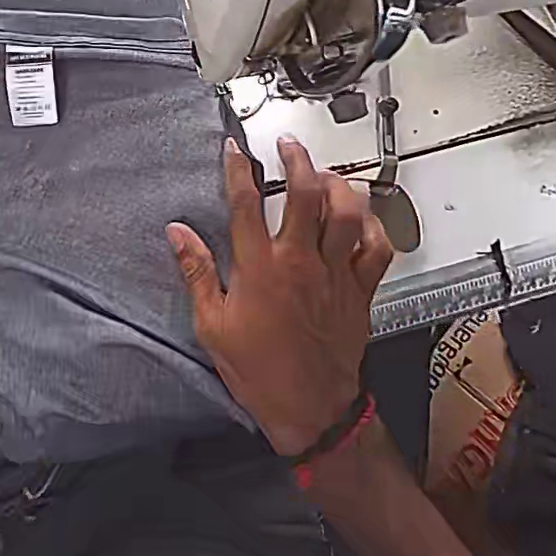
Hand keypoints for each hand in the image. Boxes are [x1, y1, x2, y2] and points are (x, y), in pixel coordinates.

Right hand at [167, 136, 394, 455]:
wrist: (310, 409)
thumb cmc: (259, 370)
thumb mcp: (212, 324)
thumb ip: (195, 271)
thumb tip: (178, 234)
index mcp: (260, 268)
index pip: (246, 203)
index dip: (238, 169)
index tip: (234, 150)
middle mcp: (300, 262)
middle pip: (305, 193)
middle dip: (297, 159)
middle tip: (288, 145)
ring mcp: (334, 274)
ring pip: (346, 212)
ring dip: (336, 184)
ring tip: (324, 173)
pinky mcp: (359, 290)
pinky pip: (377, 248)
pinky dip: (372, 226)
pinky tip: (361, 217)